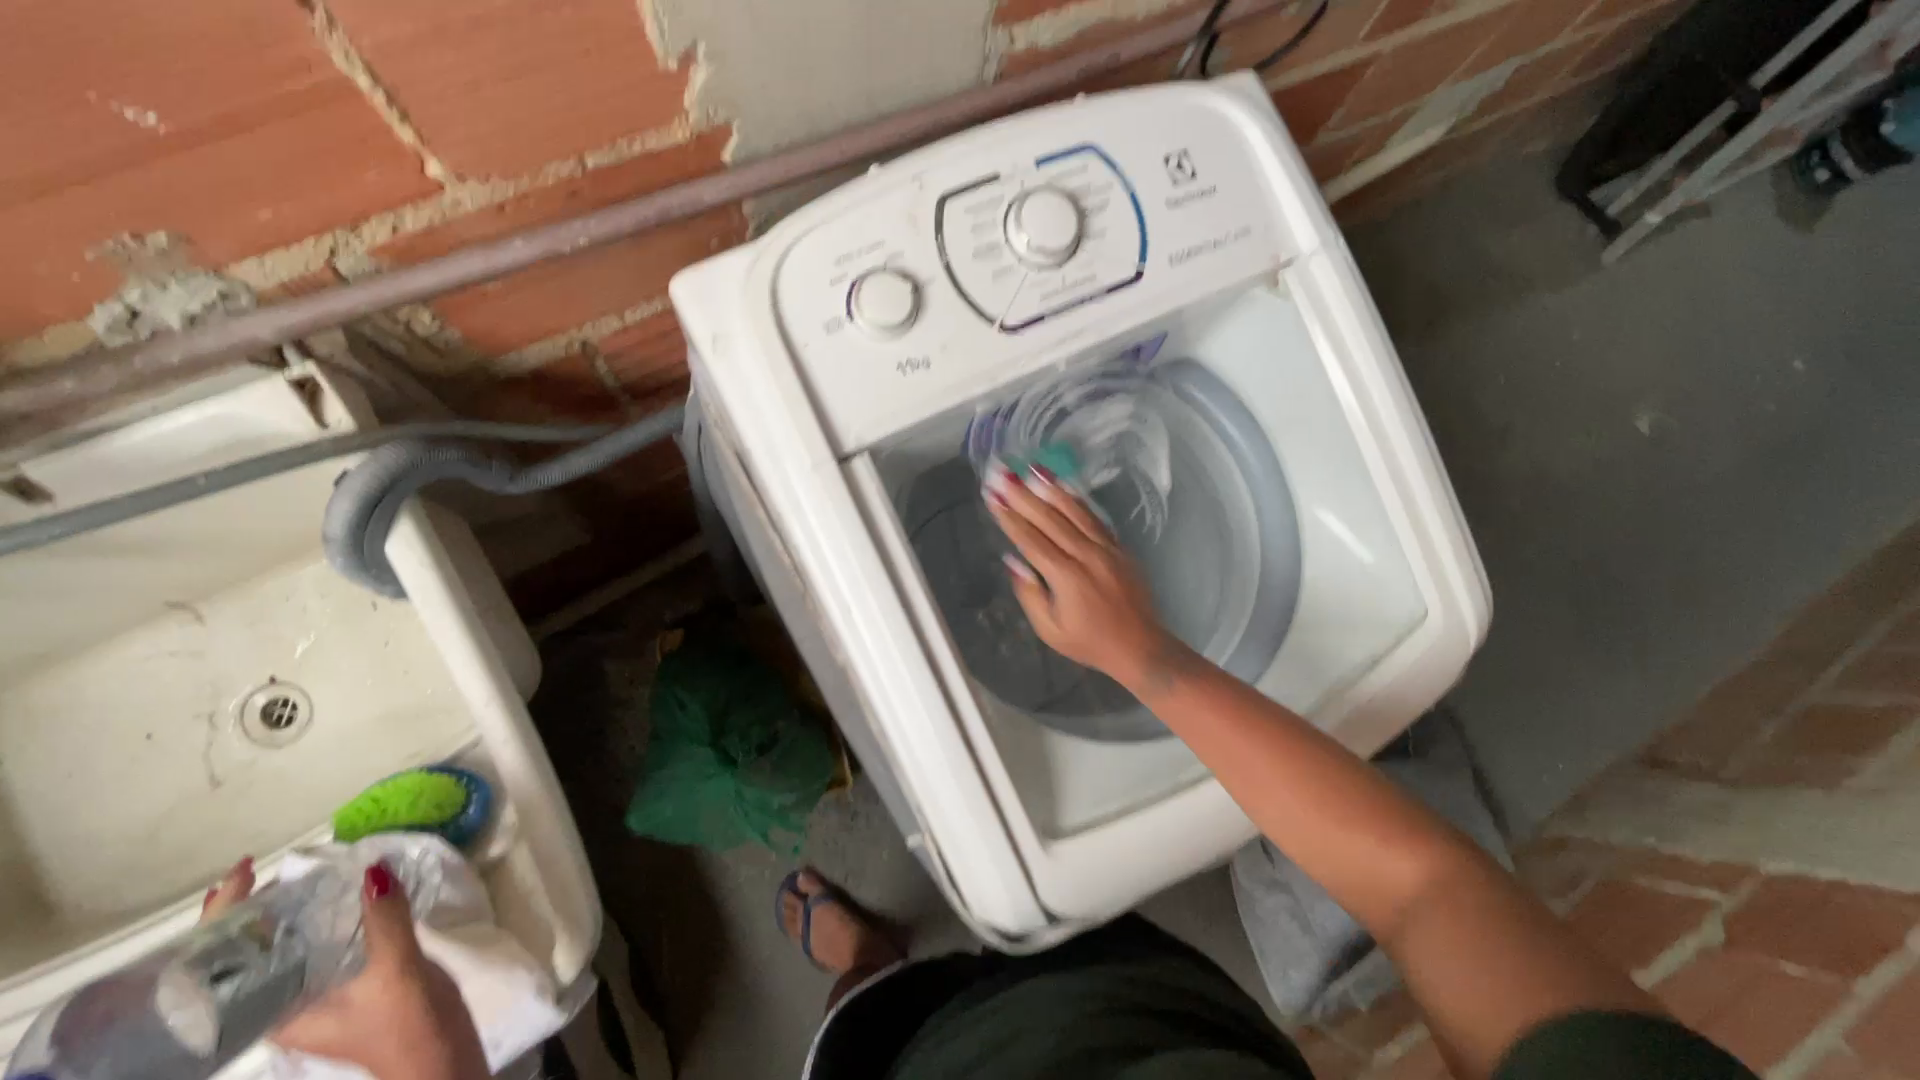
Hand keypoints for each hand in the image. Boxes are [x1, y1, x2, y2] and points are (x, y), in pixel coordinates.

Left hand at [202, 859, 487, 1079]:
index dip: (225, 917)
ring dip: (282, 913)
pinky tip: (335, 898)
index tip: (242, 874)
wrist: (440, 1059)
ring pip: (280, 949)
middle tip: (265, 868)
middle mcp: (280, 1003)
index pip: (225, 962)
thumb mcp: (395, 972)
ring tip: (294, 876)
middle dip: (250, 910)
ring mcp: (310, 996)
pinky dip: (317, 920)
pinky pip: (314, 947)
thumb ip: (384, 921)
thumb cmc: (406, 1026)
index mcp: (272, 1012)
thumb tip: (373, 868)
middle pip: (246, 952)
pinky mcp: (339, 987)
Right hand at [984, 463, 1189, 692]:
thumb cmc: (1088, 642)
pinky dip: (1077, 499)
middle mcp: (1086, 555)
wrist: (1139, 646)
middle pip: (1049, 518)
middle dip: (1023, 495)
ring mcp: (1106, 548)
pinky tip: (1063, 486)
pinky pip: (1094, 517)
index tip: (992, 497)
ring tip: (1030, 470)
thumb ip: (1030, 594)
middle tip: (1002, 474)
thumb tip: (1013, 560)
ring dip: (1050, 489)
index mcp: (1066, 577)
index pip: (1031, 540)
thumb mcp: (1050, 630)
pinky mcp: (1119, 547)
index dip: (1010, 517)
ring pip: (1074, 511)